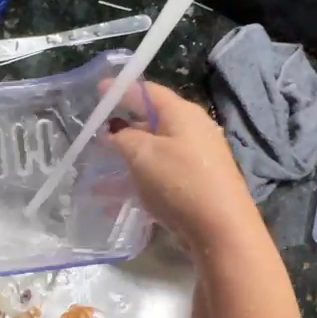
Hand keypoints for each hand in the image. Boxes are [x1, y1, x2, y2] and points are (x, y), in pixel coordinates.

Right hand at [107, 82, 262, 251]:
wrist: (220, 227)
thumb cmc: (180, 182)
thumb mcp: (143, 154)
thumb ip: (123, 137)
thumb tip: (116, 132)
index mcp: (182, 113)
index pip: (148, 92)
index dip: (122, 90)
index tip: (99, 91)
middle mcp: (192, 130)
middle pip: (152, 122)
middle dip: (123, 127)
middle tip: (96, 134)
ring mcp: (196, 158)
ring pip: (153, 152)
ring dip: (126, 160)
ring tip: (98, 173)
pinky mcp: (195, 184)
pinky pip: (159, 175)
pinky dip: (137, 180)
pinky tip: (116, 199)